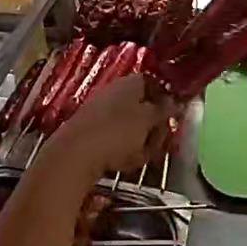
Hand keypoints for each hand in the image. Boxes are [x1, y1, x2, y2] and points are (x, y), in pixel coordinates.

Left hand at [48, 73, 172, 177]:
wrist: (72, 156)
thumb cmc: (117, 133)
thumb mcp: (148, 120)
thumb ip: (163, 110)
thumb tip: (174, 102)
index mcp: (131, 82)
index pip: (155, 84)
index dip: (166, 101)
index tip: (172, 119)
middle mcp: (114, 91)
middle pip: (143, 105)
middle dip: (153, 125)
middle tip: (159, 142)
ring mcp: (99, 110)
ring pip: (129, 124)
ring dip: (140, 140)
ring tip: (143, 157)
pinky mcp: (88, 131)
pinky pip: (113, 137)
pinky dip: (122, 149)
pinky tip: (123, 163)